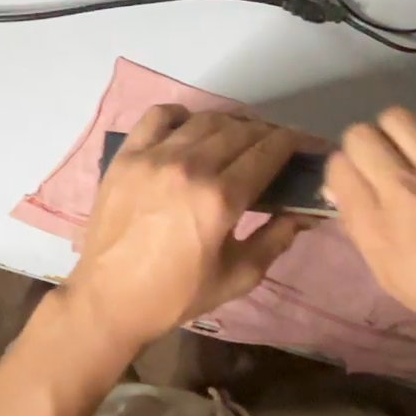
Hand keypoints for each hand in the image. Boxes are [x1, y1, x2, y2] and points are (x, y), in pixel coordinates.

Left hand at [64, 106, 311, 348]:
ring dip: (231, 124)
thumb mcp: (238, 277)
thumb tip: (305, 212)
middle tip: (276, 147)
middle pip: (241, 131)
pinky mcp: (126, 156)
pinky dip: (182, 116)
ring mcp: (154, 156)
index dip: (294, 142)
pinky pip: (158, 117)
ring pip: (205, 120)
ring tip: (239, 138)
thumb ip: (276, 239)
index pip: (268, 151)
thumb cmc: (177, 295)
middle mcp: (189, 166)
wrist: (109, 300)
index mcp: (220, 198)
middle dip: (267, 134)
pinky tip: (191, 129)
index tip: (305, 145)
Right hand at [324, 108, 415, 348]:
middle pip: (360, 135)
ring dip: (395, 136)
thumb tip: (343, 190)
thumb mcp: (395, 280)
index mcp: (382, 231)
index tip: (356, 184)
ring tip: (410, 157)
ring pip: (396, 119)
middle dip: (362, 148)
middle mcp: (409, 193)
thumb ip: (363, 230)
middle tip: (379, 166)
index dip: (342, 173)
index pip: (338, 168)